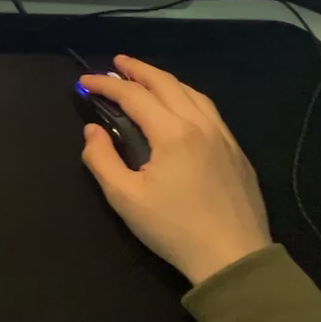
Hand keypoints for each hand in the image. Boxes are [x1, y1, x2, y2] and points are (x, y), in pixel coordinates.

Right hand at [80, 55, 270, 284]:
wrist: (233, 258)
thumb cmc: (174, 228)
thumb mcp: (124, 197)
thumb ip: (101, 158)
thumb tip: (92, 130)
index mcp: (172, 132)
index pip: (133, 95)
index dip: (105, 84)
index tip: (84, 81)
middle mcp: (200, 124)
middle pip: (165, 83)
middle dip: (137, 69)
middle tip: (115, 63)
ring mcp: (223, 136)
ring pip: (191, 93)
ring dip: (164, 79)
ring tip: (144, 77)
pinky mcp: (236, 151)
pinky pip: (209, 109)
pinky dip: (186, 95)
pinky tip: (180, 103)